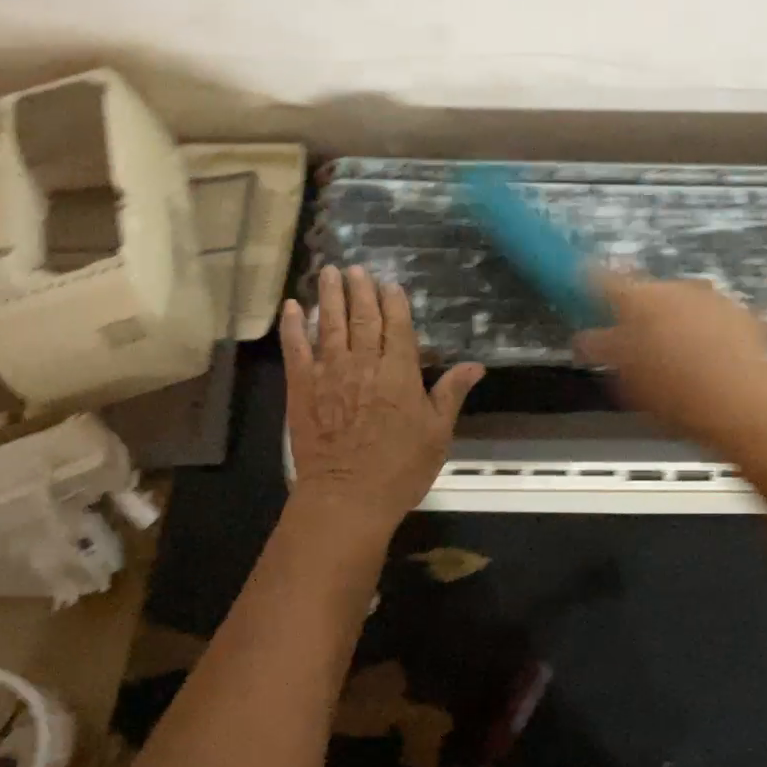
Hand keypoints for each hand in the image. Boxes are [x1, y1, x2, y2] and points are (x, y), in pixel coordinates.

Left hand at [280, 264, 484, 534]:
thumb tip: (476, 366)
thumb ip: (451, 393)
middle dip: (360, 290)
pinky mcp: (301, 387)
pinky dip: (292, 326)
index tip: (389, 283)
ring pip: (329, 324)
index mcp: (400, 372)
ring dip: (329, 296)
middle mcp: (364, 363)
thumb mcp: (437, 434)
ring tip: (328, 272)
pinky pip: (295, 348)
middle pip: (363, 318)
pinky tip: (291, 307)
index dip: (393, 301)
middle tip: (355, 268)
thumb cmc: (400, 469)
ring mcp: (330, 373)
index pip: (397, 325)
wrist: (347, 497)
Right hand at [574, 272, 766, 440]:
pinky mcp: (744, 312)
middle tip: (634, 347)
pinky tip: (710, 364)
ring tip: (677, 362)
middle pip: (646, 292)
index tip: (584, 300)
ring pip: (682, 304)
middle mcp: (675, 287)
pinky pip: (714, 317)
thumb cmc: (678, 395)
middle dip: (638, 313)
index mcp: (638, 298)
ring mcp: (713, 297)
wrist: (748, 406)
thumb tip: (587, 338)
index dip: (588, 286)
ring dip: (675, 322)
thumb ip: (602, 349)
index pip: (600, 278)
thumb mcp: (626, 379)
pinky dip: (707, 333)